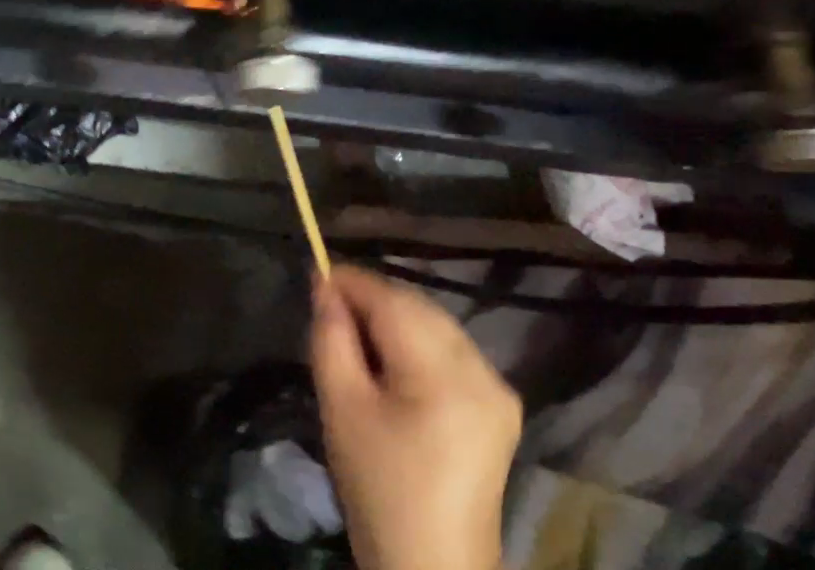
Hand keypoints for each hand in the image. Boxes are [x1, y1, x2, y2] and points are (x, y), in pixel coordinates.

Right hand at [310, 265, 521, 569]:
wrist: (431, 559)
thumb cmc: (376, 482)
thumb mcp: (340, 404)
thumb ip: (330, 337)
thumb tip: (324, 287)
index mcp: (445, 376)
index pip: (394, 302)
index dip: (352, 282)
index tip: (314, 273)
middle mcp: (484, 373)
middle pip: (420, 309)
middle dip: (372, 298)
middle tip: (326, 305)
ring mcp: (499, 391)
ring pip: (438, 326)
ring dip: (394, 318)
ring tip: (352, 332)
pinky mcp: (500, 407)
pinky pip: (452, 352)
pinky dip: (416, 342)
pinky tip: (389, 360)